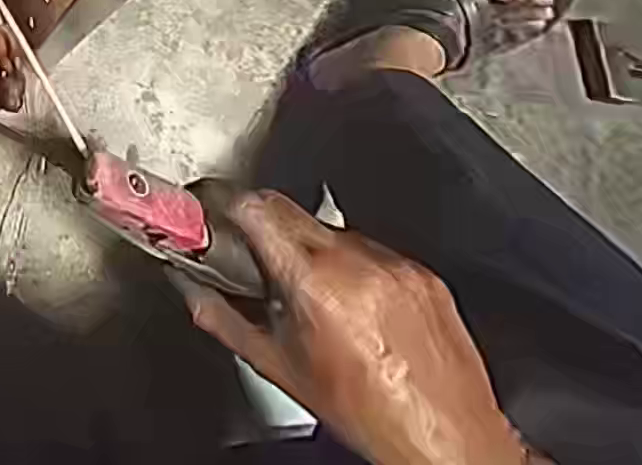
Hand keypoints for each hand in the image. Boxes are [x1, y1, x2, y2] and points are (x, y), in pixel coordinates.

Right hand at [180, 191, 529, 464]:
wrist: (452, 445)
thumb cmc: (368, 415)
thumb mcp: (278, 367)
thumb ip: (222, 317)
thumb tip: (189, 288)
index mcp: (314, 284)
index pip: (255, 208)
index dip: (227, 202)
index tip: (216, 208)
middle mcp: (355, 263)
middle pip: (284, 207)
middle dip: (259, 220)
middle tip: (252, 249)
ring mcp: (392, 264)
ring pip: (324, 226)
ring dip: (306, 245)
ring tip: (312, 289)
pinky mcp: (419, 271)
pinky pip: (366, 246)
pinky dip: (349, 263)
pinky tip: (353, 301)